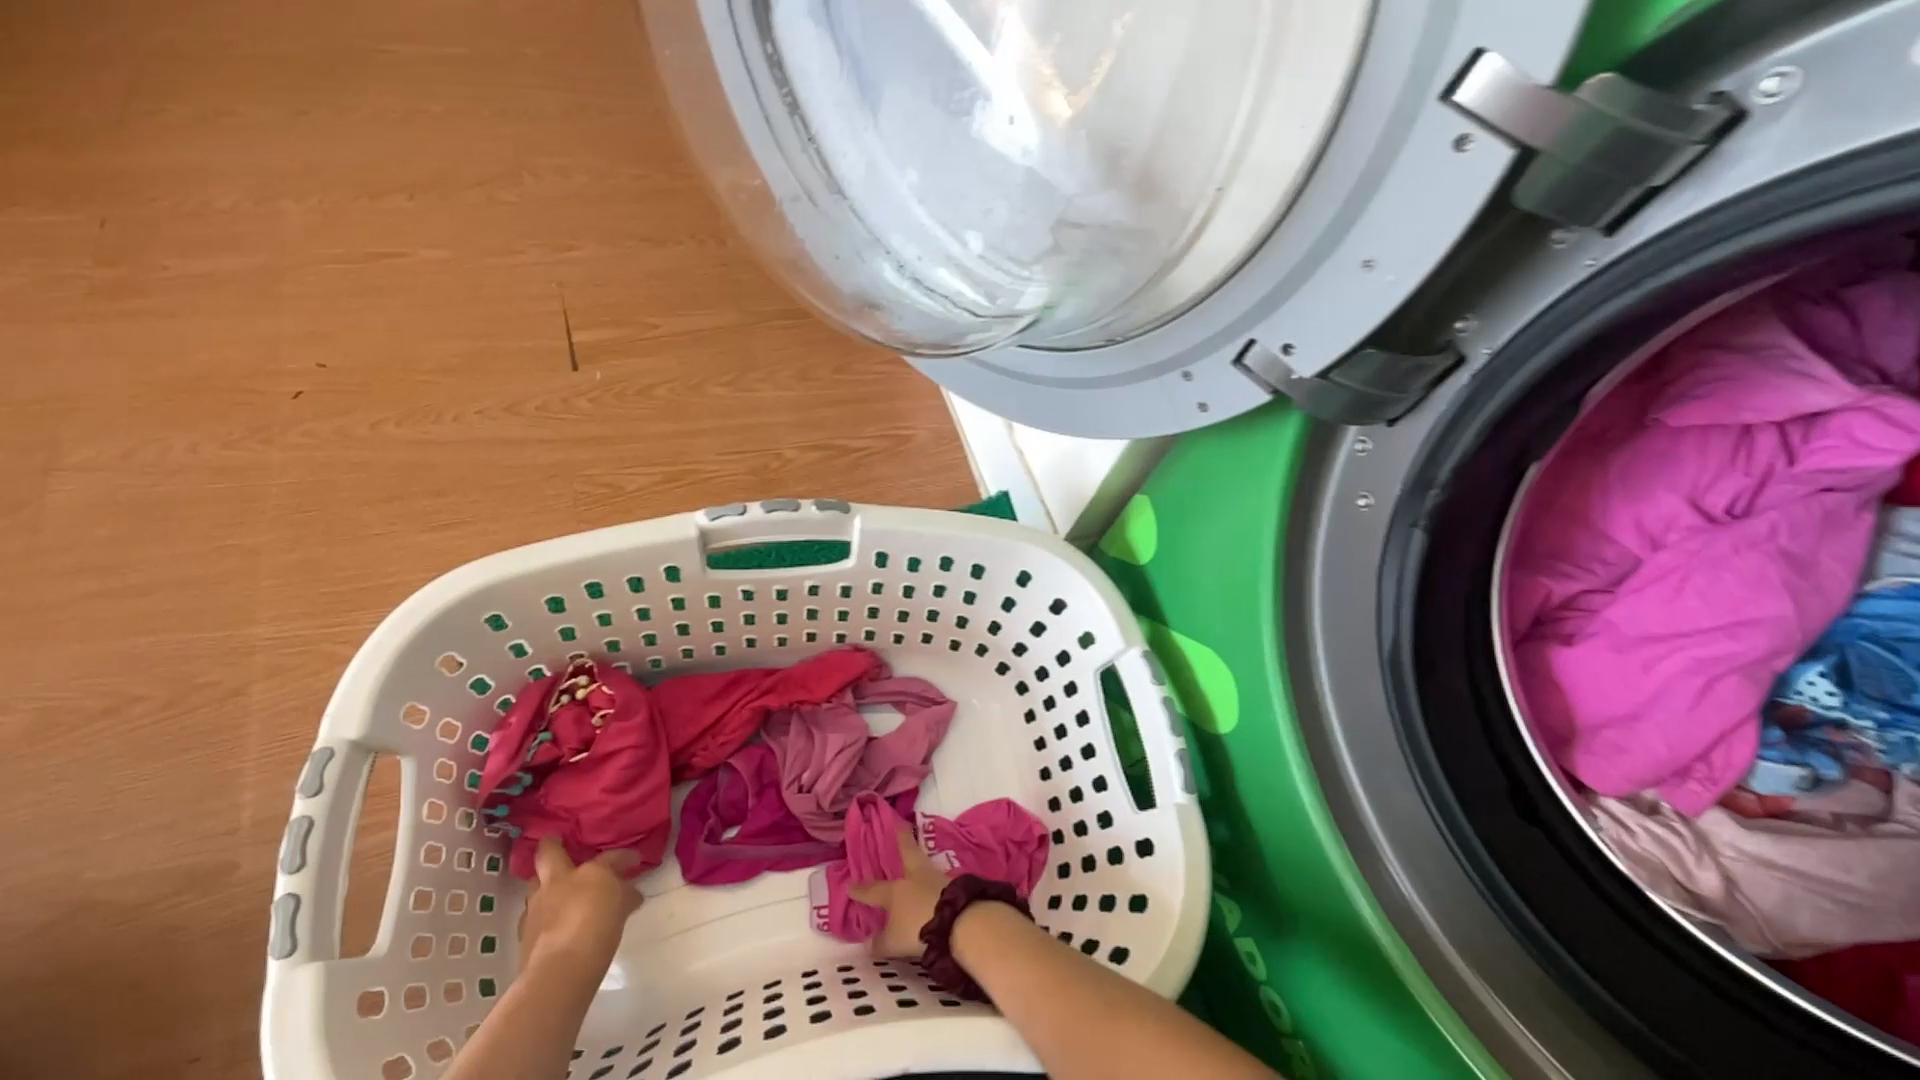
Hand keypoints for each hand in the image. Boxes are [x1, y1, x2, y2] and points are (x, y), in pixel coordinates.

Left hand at [519, 837, 642, 971]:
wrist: (561, 968)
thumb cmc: (598, 930)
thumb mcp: (620, 911)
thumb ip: (623, 898)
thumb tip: (629, 894)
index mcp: (588, 872)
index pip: (611, 857)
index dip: (624, 856)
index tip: (634, 859)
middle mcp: (558, 882)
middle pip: (549, 853)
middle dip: (553, 846)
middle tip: (561, 846)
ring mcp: (536, 905)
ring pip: (535, 884)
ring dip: (546, 885)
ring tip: (560, 894)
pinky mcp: (523, 931)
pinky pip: (533, 914)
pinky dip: (543, 915)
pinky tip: (553, 925)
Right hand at [848, 824, 950, 958]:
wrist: (959, 922)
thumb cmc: (918, 928)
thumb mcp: (894, 942)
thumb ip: (880, 942)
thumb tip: (869, 943)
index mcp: (894, 891)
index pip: (872, 890)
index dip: (861, 890)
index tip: (851, 885)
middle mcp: (915, 878)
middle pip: (907, 853)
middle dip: (902, 838)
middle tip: (899, 824)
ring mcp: (937, 879)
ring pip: (925, 865)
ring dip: (920, 862)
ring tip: (917, 861)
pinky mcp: (957, 886)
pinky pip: (940, 880)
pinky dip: (935, 881)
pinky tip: (935, 885)